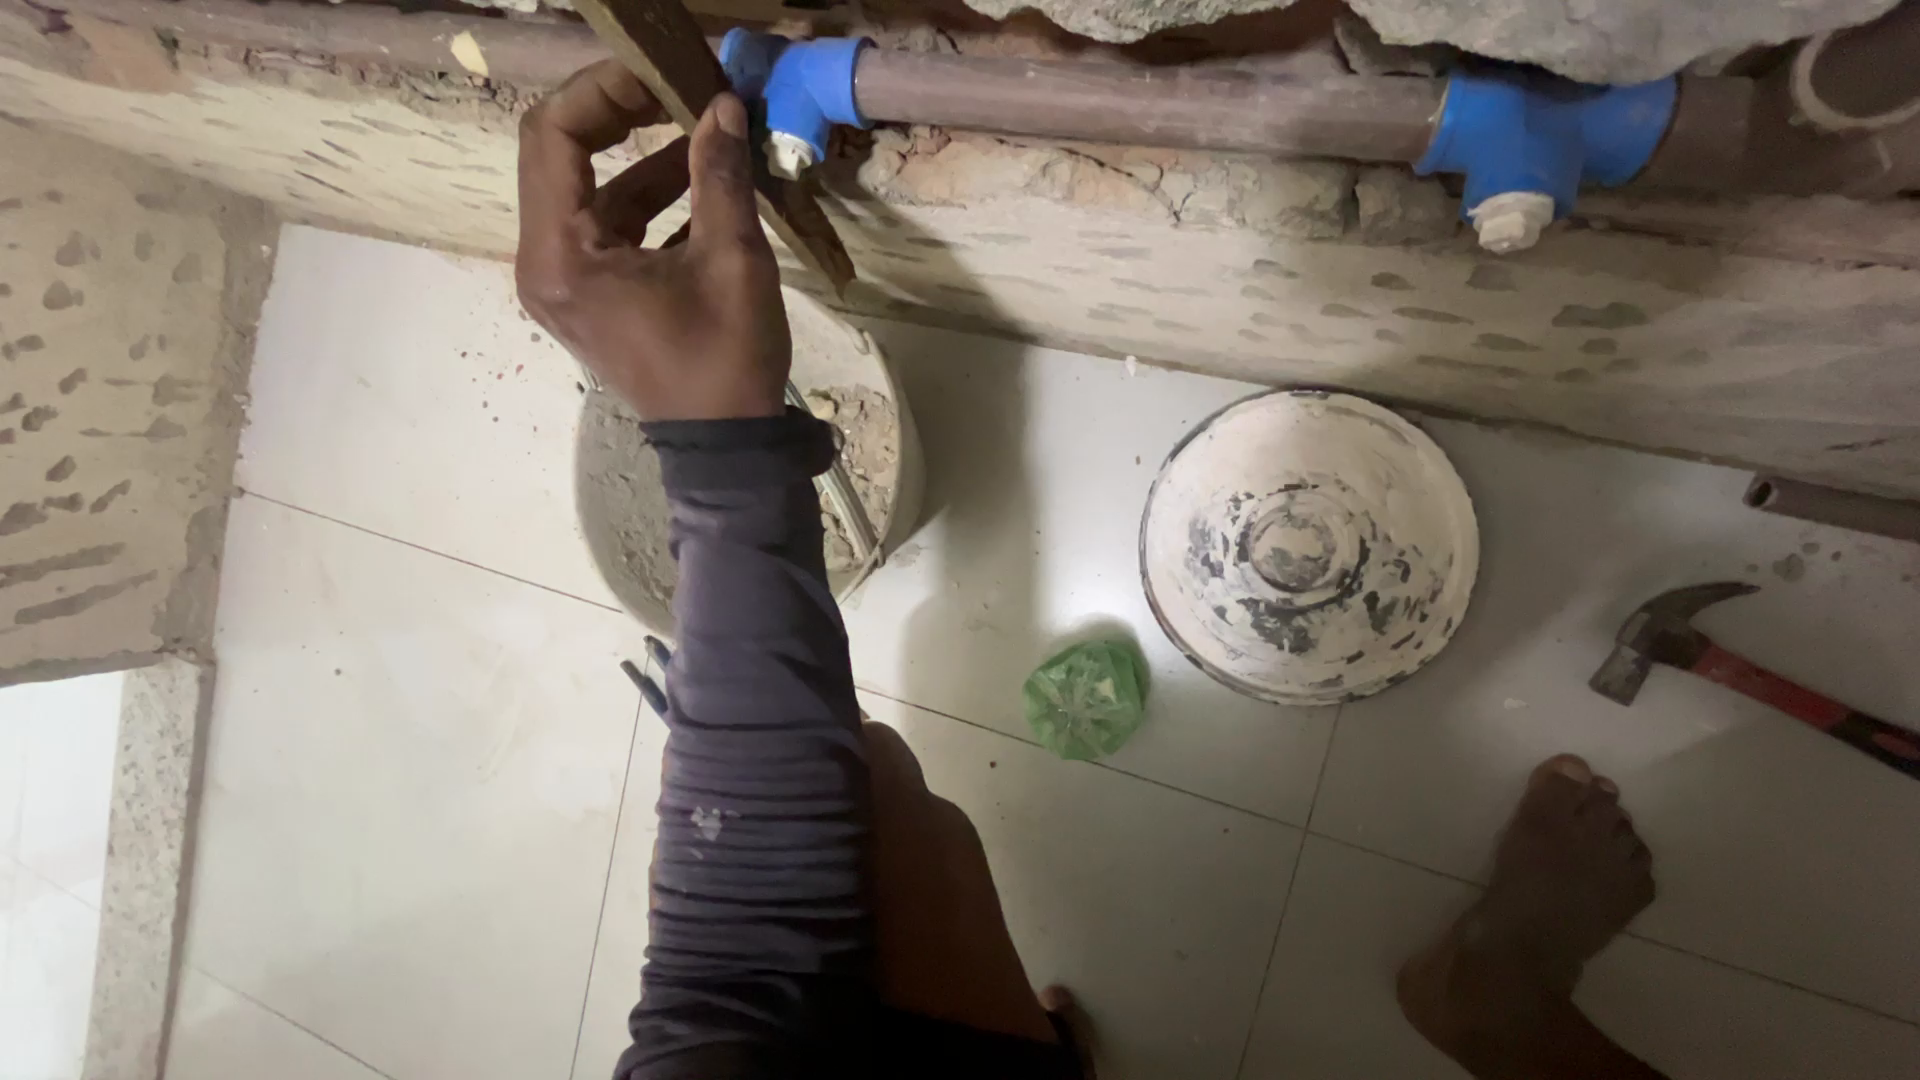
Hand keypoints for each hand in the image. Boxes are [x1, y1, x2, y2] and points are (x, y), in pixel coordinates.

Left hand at [516, 61, 789, 420]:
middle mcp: (546, 266)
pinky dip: (654, 211)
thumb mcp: (733, 263)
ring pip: (595, 198)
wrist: (727, 446)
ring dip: (650, 167)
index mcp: (561, 256)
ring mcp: (567, 286)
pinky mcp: (594, 300)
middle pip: (565, 161)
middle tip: (687, 98)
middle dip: (626, 122)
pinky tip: (706, 196)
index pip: (552, 135)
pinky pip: (613, 235)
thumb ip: (721, 178)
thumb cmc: (726, 362)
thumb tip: (723, 107)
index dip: (604, 90)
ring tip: (711, 144)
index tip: (663, 75)